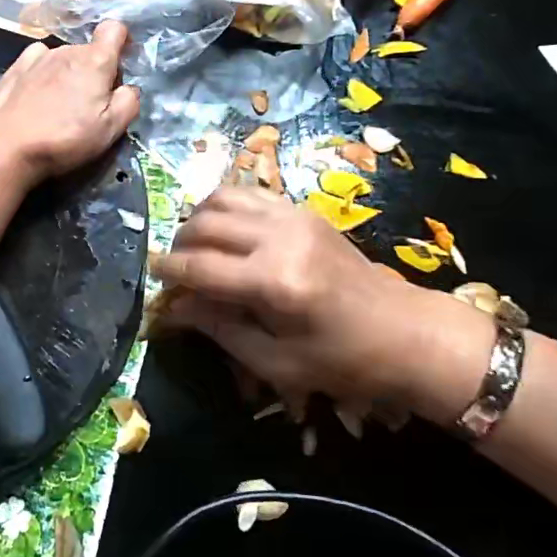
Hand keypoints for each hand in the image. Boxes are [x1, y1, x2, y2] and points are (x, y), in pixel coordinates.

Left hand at [0, 21, 140, 184]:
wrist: (7, 147)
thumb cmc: (66, 137)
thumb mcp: (111, 129)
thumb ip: (129, 102)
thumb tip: (128, 89)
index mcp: (96, 61)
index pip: (115, 29)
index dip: (122, 42)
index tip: (121, 65)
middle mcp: (67, 50)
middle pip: (91, 51)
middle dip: (96, 71)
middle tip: (92, 104)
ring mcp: (39, 56)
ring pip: (66, 57)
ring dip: (70, 74)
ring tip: (62, 105)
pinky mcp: (16, 68)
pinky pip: (40, 60)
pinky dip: (46, 72)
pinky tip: (40, 93)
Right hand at [152, 186, 494, 416]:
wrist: (404, 331)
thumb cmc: (342, 361)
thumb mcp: (276, 362)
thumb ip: (220, 328)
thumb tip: (174, 308)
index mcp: (274, 282)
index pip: (199, 265)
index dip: (168, 271)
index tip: (152, 278)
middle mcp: (281, 237)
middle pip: (206, 222)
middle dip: (179, 243)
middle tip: (174, 269)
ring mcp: (295, 217)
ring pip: (225, 197)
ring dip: (200, 218)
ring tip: (195, 246)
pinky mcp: (306, 210)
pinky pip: (252, 194)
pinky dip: (228, 207)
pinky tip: (226, 232)